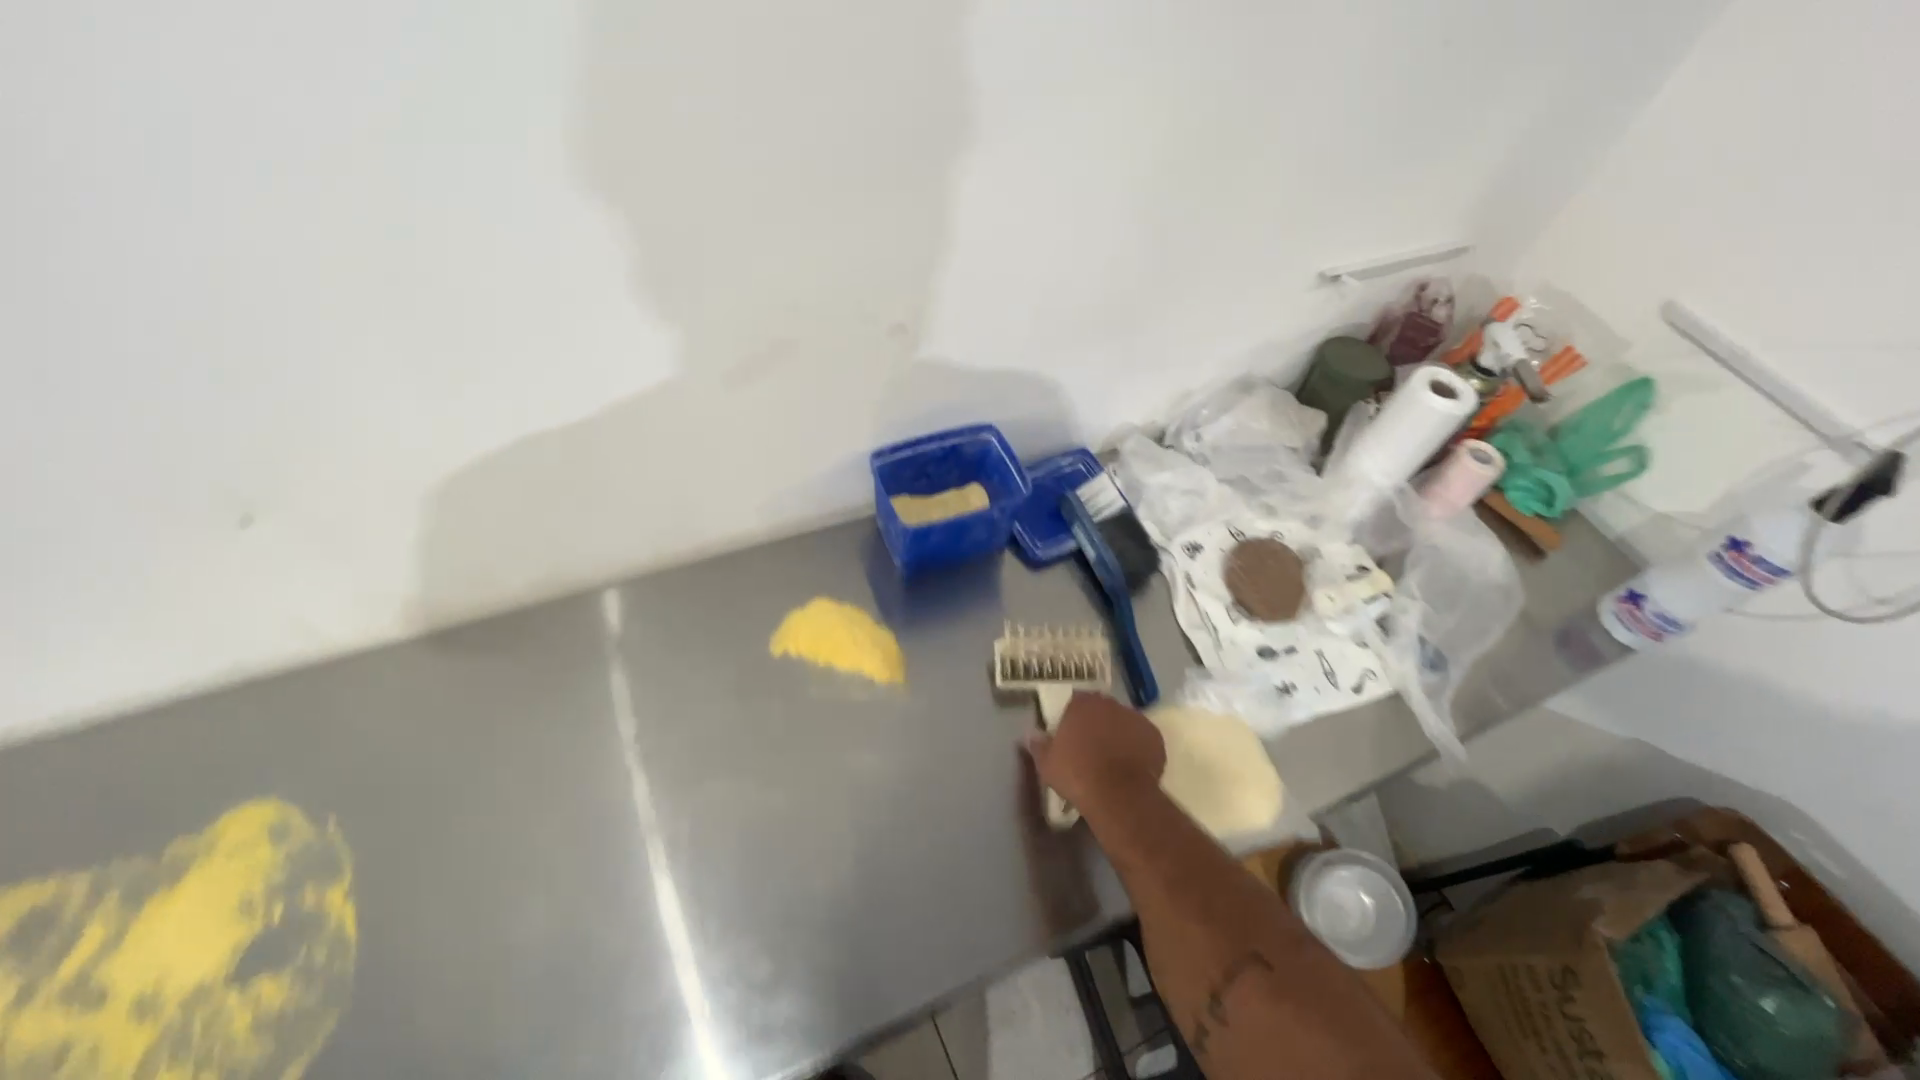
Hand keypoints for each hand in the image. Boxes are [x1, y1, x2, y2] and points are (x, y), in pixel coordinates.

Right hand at [1024, 692, 1165, 813]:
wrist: (1118, 795)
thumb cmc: (1076, 775)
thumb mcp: (1047, 764)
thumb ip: (1039, 745)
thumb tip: (1031, 735)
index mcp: (1082, 704)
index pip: (1075, 702)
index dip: (1073, 718)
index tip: (1070, 735)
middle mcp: (1110, 704)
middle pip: (1102, 710)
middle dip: (1097, 724)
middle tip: (1090, 747)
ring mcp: (1136, 718)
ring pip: (1124, 723)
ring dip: (1118, 734)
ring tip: (1112, 760)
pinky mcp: (1155, 736)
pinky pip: (1142, 738)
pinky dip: (1137, 747)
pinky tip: (1131, 766)